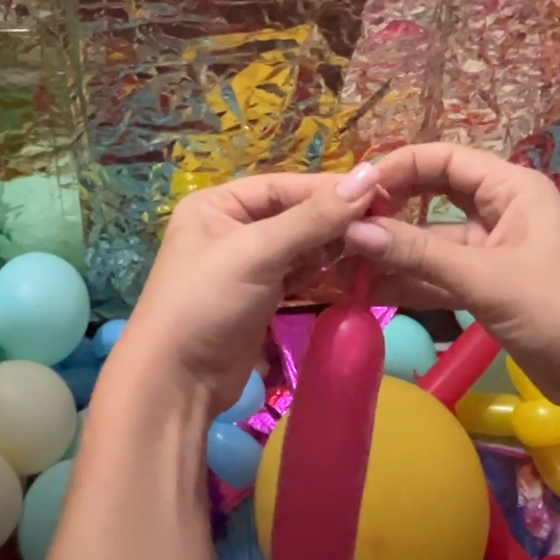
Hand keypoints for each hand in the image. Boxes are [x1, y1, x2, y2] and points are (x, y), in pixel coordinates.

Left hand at [113, 166, 381, 412]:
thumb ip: (314, 217)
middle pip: (294, 214)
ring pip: (300, 246)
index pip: (283, 186)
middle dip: (334, 220)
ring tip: (375, 249)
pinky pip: (299, 275)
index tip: (379, 191)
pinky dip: (323, 275)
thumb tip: (367, 175)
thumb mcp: (258, 252)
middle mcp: (230, 227)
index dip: (329, 188)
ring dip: (333, 249)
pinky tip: (353, 274)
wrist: (175, 385)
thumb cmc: (207, 302)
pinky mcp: (260, 298)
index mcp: (218, 204)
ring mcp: (246, 265)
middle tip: (384, 223)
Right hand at [344, 143, 559, 408]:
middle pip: (435, 194)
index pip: (445, 159)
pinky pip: (441, 272)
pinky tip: (370, 290)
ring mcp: (493, 249)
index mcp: (512, 188)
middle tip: (345, 221)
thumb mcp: (487, 278)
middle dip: (392, 206)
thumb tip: (352, 230)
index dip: (399, 166)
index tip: (355, 188)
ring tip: (345, 259)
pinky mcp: (489, 285)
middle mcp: (501, 209)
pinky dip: (411, 280)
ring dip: (395, 249)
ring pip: (434, 238)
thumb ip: (419, 253)